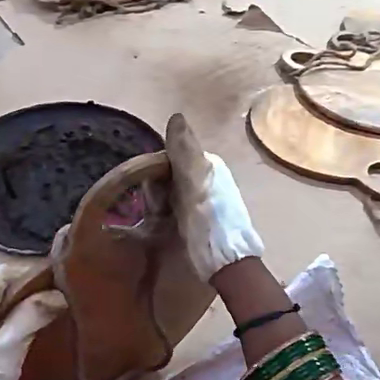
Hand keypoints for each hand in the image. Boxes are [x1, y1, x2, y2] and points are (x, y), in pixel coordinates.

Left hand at [0, 264, 68, 379]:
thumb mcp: (11, 350)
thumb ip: (33, 315)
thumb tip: (56, 294)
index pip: (3, 273)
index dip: (30, 276)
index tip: (54, 283)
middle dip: (17, 291)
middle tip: (45, 301)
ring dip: (1, 306)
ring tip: (27, 317)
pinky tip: (0, 333)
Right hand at [165, 113, 264, 282]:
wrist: (229, 264)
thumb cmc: (209, 221)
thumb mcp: (193, 182)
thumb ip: (184, 151)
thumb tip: (176, 116)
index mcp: (209, 165)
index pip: (171, 157)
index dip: (155, 172)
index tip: (151, 193)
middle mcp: (211, 178)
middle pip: (170, 175)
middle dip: (158, 190)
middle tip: (156, 211)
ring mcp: (209, 200)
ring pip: (171, 194)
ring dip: (160, 206)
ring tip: (158, 222)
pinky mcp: (205, 220)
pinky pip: (176, 211)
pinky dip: (166, 217)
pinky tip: (164, 230)